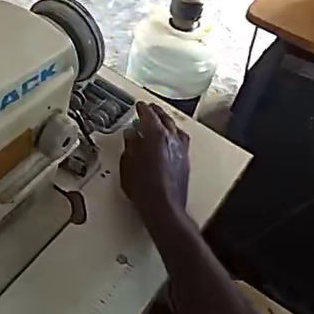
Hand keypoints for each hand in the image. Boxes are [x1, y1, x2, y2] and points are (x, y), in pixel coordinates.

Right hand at [121, 102, 191, 225]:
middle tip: (149, 109)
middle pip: (164, 118)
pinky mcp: (185, 160)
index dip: (142, 108)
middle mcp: (172, 139)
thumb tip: (131, 135)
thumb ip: (130, 145)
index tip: (139, 106)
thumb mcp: (128, 164)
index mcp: (157, 135)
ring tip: (159, 121)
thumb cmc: (145, 188)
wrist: (164, 207)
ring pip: (174, 127)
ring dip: (166, 121)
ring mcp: (181, 149)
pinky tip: (170, 138)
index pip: (149, 115)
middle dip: (155, 112)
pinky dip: (173, 134)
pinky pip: (180, 139)